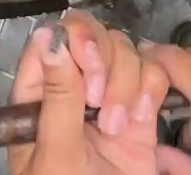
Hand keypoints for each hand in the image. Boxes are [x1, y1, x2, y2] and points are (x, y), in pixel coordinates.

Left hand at [7, 10, 171, 174]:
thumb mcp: (55, 155)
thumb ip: (58, 96)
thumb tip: (50, 35)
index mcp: (38, 95)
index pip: (52, 37)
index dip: (73, 38)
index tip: (87, 64)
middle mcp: (73, 91)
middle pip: (92, 36)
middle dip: (105, 60)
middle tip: (102, 102)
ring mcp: (108, 102)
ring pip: (125, 51)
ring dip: (128, 82)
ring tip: (119, 127)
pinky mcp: (140, 119)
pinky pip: (151, 77)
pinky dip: (152, 89)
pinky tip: (143, 120)